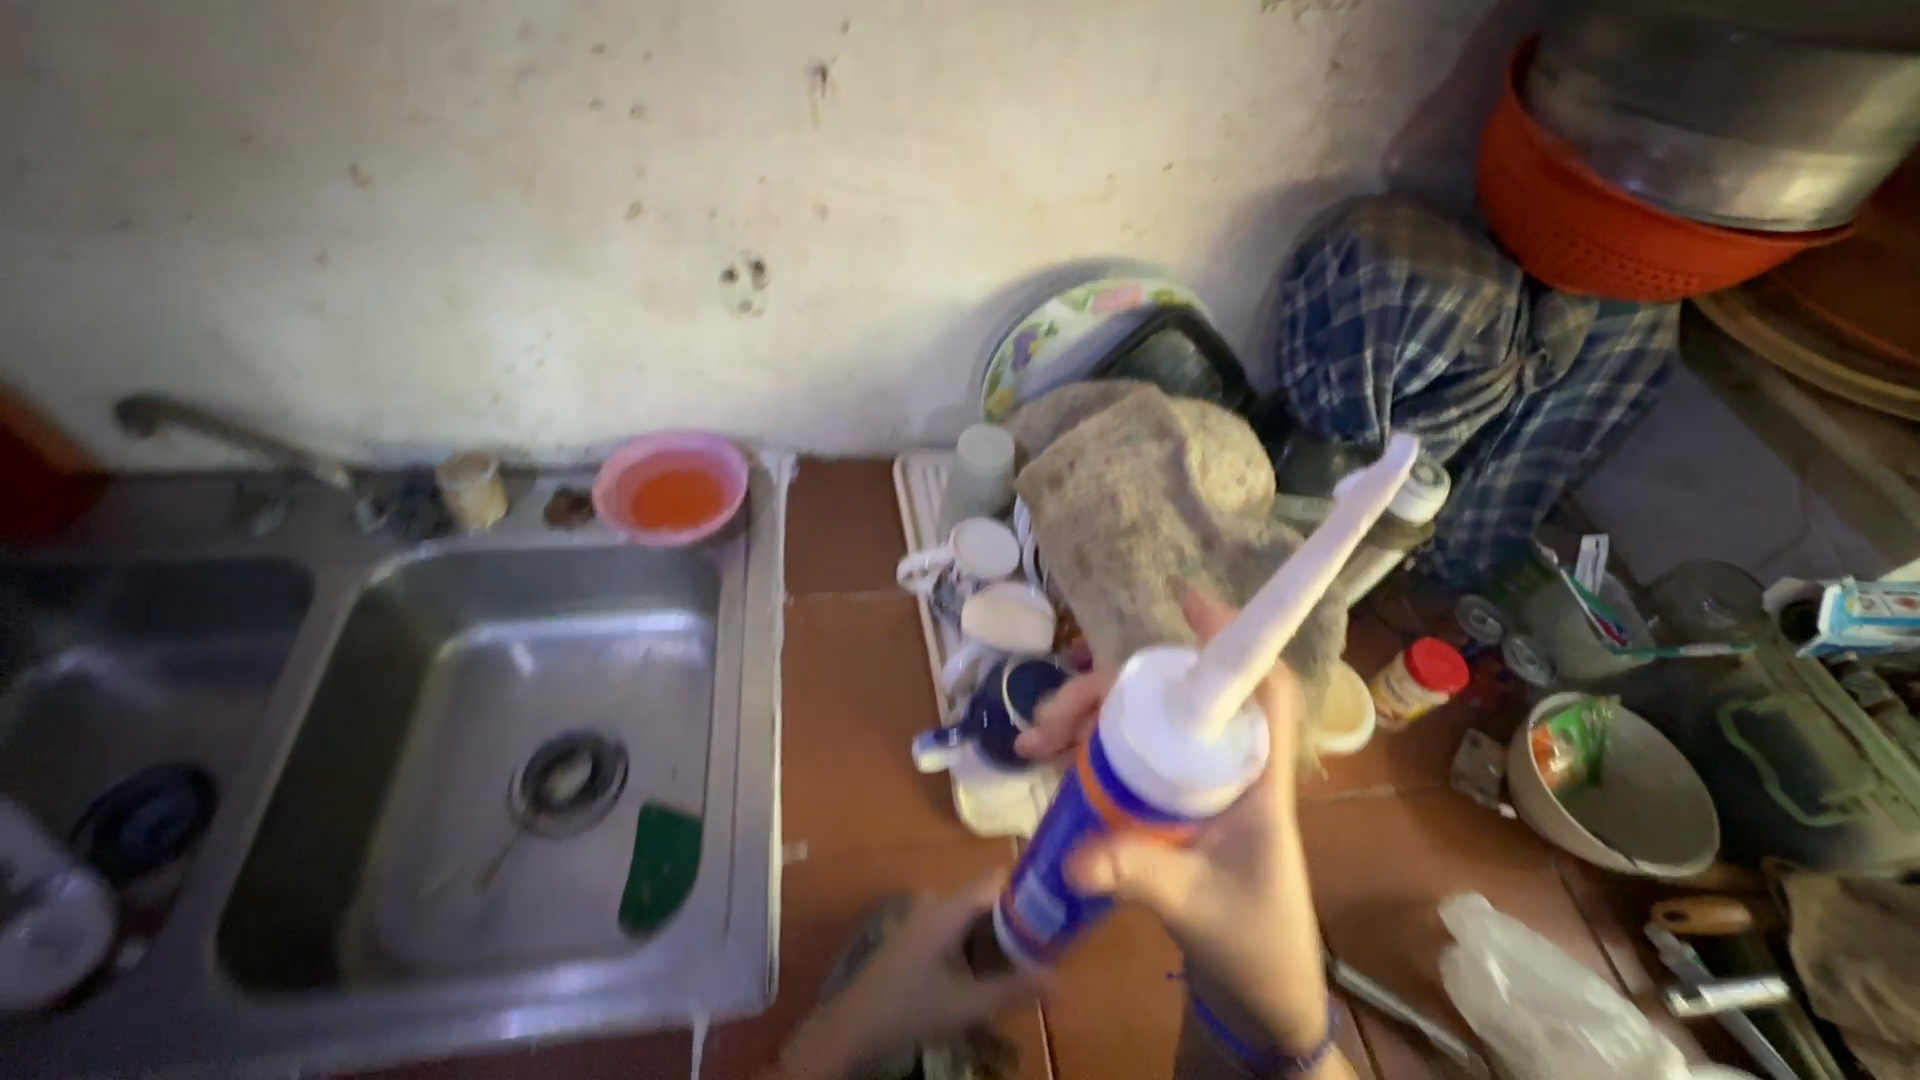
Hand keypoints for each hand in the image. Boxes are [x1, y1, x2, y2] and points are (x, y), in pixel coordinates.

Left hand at [775, 875, 1047, 1079]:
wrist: (852, 1027)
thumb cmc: (909, 1008)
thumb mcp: (967, 1005)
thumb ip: (1013, 990)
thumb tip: (1059, 980)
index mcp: (950, 907)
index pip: (999, 880)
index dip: (1030, 890)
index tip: (1059, 910)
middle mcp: (938, 903)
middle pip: (990, 899)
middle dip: (1020, 922)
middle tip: (1049, 948)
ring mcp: (925, 919)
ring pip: (975, 917)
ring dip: (1000, 938)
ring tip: (1029, 965)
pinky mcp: (920, 938)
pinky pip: (960, 930)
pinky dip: (980, 947)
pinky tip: (992, 975)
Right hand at [1015, 591, 1332, 1052]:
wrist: (1257, 990)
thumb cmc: (1251, 938)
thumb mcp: (1194, 903)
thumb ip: (1140, 875)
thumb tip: (1074, 858)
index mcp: (1255, 775)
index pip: (1261, 690)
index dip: (1234, 639)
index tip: (1187, 601)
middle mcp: (1223, 764)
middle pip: (1169, 698)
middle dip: (1105, 691)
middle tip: (1049, 715)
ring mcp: (1193, 782)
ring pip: (1138, 723)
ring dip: (1083, 718)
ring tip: (1032, 740)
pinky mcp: (1168, 802)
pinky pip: (1124, 757)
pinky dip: (1084, 750)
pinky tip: (1048, 759)